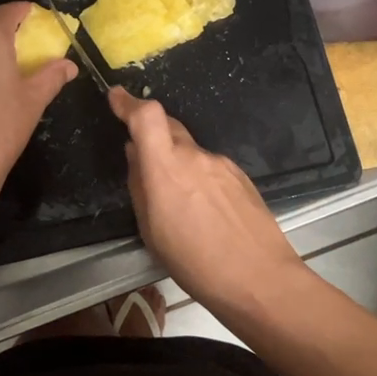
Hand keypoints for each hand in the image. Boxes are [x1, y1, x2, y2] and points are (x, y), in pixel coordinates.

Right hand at [110, 87, 307, 311]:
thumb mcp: (152, 232)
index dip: (128, 103)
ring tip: (182, 208)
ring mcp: (221, 164)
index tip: (116, 97)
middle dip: (153, 137)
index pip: (146, 117)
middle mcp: (195, 156)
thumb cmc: (196, 263)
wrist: (260, 279)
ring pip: (191, 152)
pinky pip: (211, 167)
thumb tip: (136, 155)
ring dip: (179, 166)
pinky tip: (207, 214)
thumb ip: (140, 186)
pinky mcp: (241, 176)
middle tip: (145, 164)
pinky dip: (201, 180)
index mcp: (166, 168)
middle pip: (169, 127)